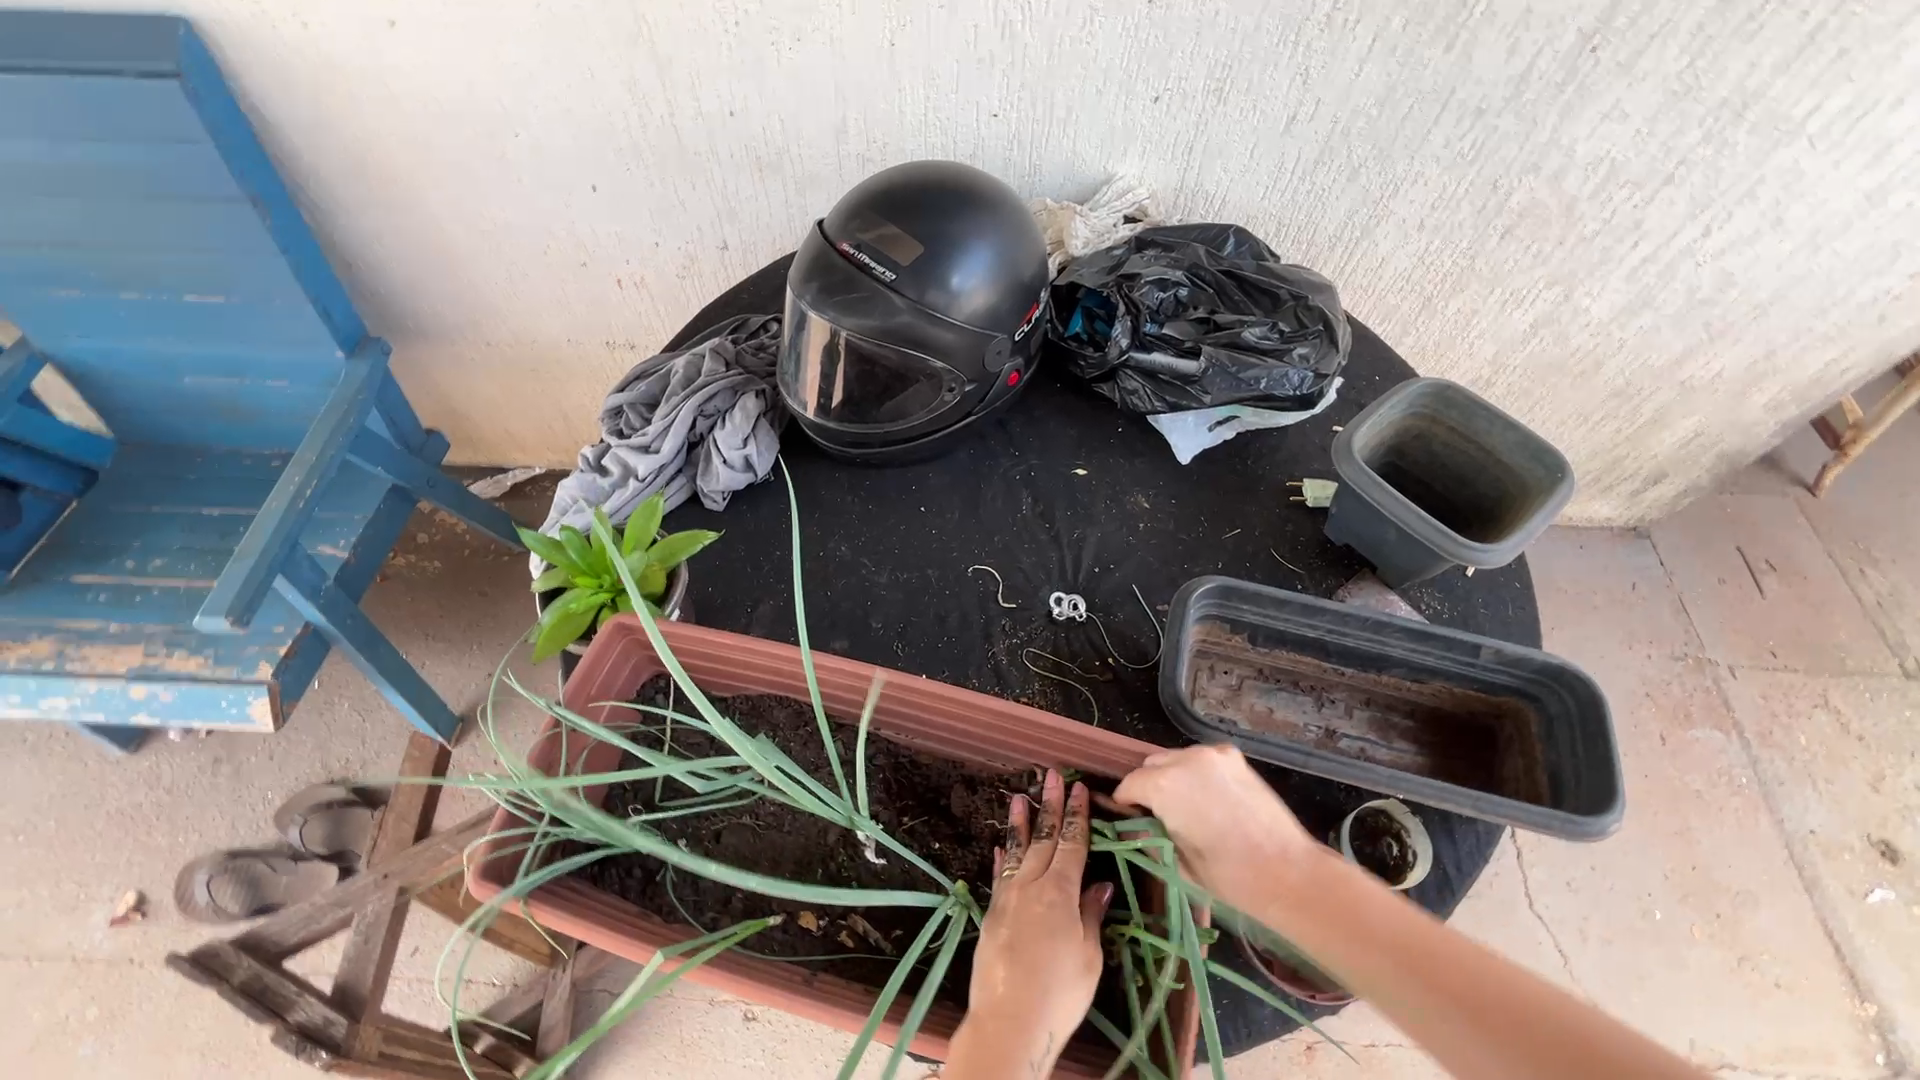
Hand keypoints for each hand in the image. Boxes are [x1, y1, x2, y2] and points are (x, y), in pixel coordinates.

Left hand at [946, 769, 1111, 1077]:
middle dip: (1049, 806)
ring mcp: (1007, 899)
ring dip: (1018, 823)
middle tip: (1051, 776)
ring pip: (1015, 851)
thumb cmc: (1060, 993)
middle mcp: (1031, 887)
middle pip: (1042, 839)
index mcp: (1060, 892)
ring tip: (1018, 796)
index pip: (1071, 844)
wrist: (1009, 1021)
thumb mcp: (1088, 956)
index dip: (1076, 815)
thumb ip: (1091, 915)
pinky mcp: (991, 915)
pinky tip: (999, 846)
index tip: (1078, 788)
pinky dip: (1001, 858)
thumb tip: (1099, 884)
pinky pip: (998, 876)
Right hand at [1111, 744, 1319, 913]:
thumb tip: (1133, 825)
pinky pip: (1202, 760)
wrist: (1289, 873)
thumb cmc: (1229, 876)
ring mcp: (1214, 755)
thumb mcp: (1176, 862)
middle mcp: (1186, 760)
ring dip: (1173, 777)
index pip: (1130, 784)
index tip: (1130, 819)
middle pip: (1151, 766)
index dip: (1126, 803)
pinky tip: (1210, 800)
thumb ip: (1148, 836)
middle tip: (1160, 817)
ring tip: (1187, 809)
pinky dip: (1197, 774)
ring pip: (1176, 759)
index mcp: (1164, 785)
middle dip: (1149, 787)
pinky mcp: (1236, 758)